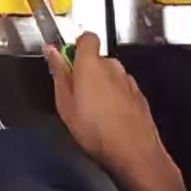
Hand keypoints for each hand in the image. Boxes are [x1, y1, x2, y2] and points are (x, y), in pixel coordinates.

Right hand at [45, 32, 179, 190]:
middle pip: (96, 59)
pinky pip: (120, 89)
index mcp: (91, 64)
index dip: (76, 46)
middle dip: (85, 71)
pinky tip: (107, 118)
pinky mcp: (139, 95)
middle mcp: (113, 66)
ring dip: (99, 85)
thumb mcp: (64, 102)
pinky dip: (113, 97)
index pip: (87, 37)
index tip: (66, 61)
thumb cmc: (94, 128)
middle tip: (74, 94)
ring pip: (109, 75)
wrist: (133, 152)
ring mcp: (128, 81)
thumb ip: (58, 71)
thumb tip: (51, 50)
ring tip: (91, 111)